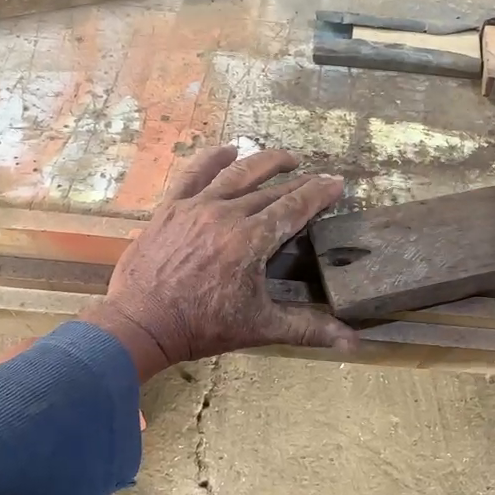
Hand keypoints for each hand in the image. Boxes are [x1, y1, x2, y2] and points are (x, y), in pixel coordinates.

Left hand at [81, 145, 356, 379]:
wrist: (141, 323)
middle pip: (270, 189)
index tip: (337, 184)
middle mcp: (226, 214)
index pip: (294, 207)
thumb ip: (308, 329)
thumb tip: (353, 344)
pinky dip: (212, 158)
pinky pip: (193, 174)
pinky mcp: (170, 208)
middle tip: (317, 177)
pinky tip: (228, 150)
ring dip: (263, 161)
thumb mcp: (261, 328)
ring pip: (236, 173)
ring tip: (284, 157)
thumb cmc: (203, 328)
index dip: (318, 194)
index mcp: (251, 241)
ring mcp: (194, 207)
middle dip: (298, 181)